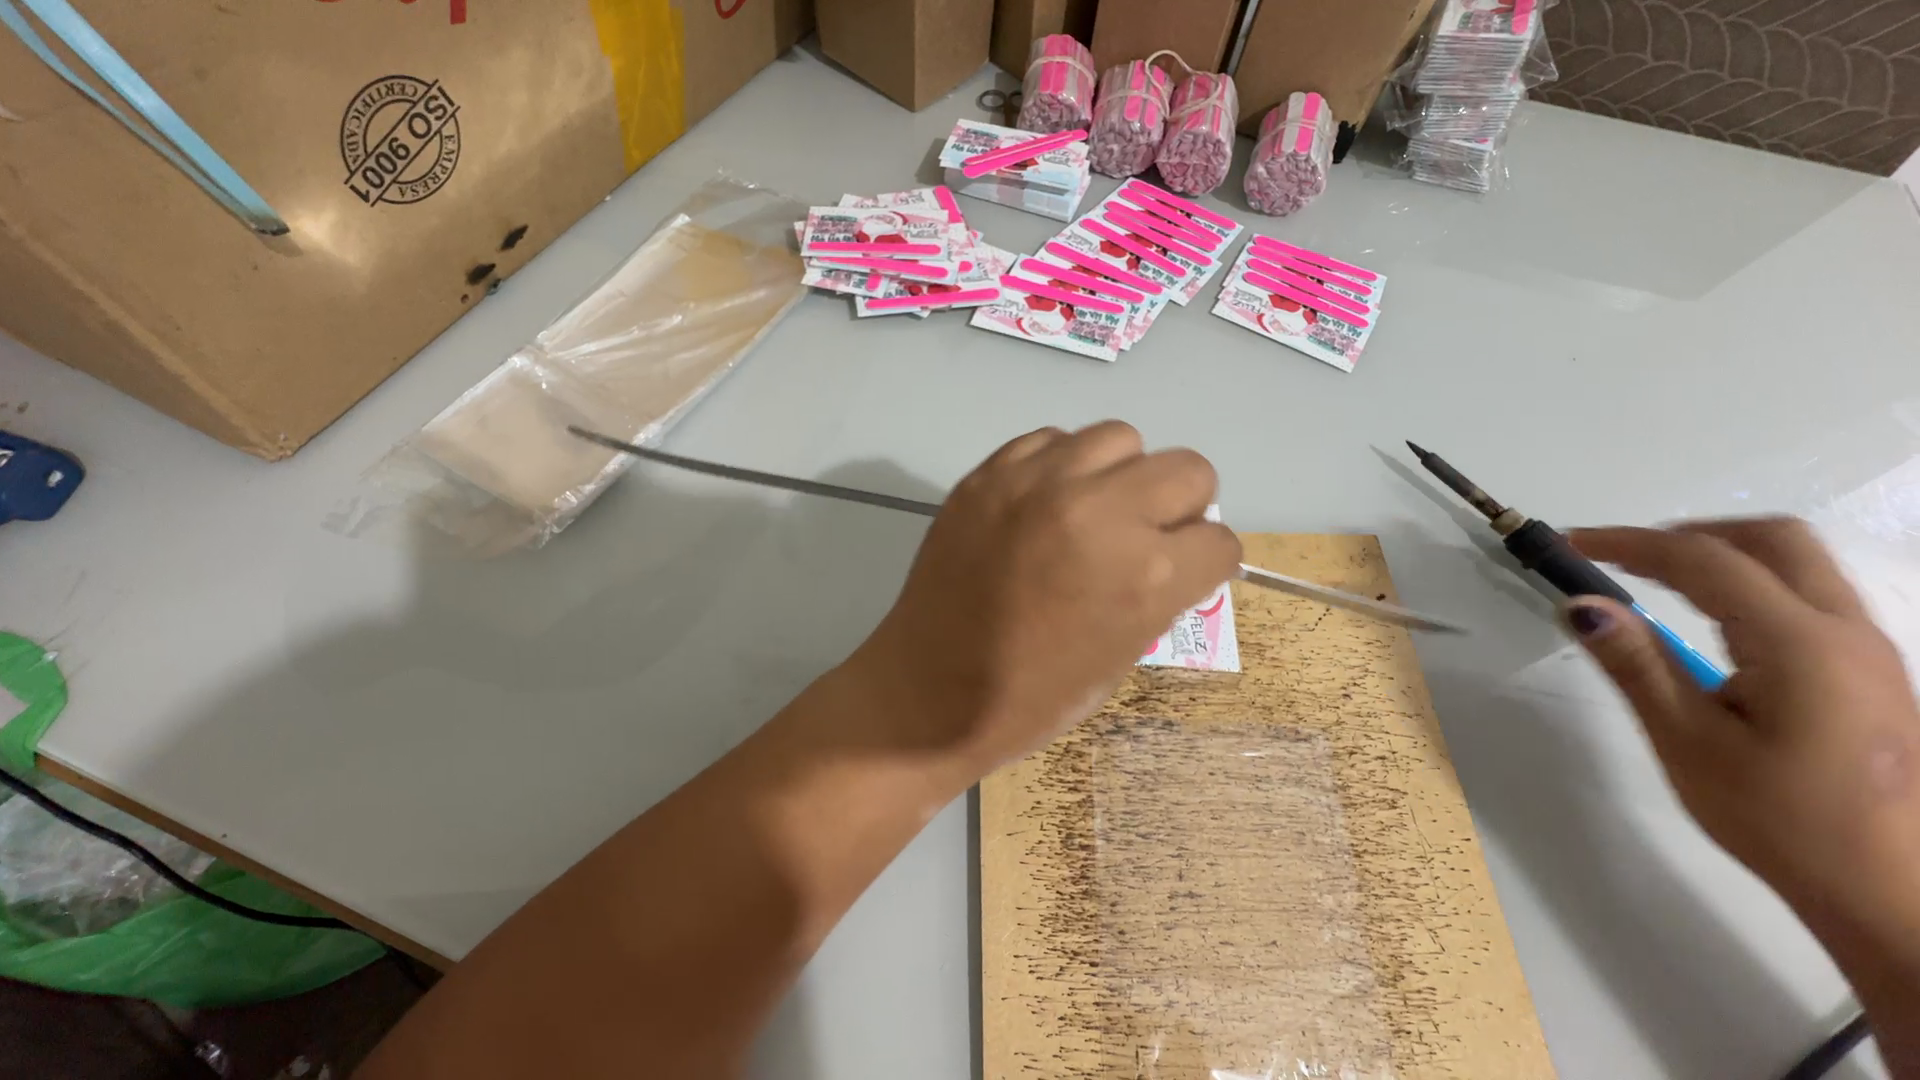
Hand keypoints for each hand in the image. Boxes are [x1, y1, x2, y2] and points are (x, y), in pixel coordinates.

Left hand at [850, 422, 1240, 776]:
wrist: (930, 691)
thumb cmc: (1034, 695)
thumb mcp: (1124, 652)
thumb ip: (1162, 589)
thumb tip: (1174, 546)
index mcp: (1147, 572)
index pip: (1220, 540)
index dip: (1205, 563)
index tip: (1184, 573)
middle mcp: (1101, 510)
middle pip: (1188, 469)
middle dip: (1178, 508)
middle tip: (1143, 537)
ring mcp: (1040, 483)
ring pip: (1119, 438)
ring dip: (1119, 475)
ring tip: (1090, 512)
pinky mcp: (991, 472)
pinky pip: (1052, 440)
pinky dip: (1060, 467)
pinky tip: (1042, 506)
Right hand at [1567, 518, 1919, 942]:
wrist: (1891, 891)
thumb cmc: (1780, 820)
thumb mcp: (1688, 743)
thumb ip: (1636, 663)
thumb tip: (1580, 604)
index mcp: (1801, 645)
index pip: (1705, 561)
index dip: (1630, 542)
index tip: (1569, 544)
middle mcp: (1847, 631)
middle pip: (1772, 539)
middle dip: (1687, 534)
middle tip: (1620, 558)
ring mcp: (1868, 650)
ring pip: (1797, 563)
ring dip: (1720, 555)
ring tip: (1652, 582)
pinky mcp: (1869, 671)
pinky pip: (1807, 596)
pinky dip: (1747, 583)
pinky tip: (1708, 622)